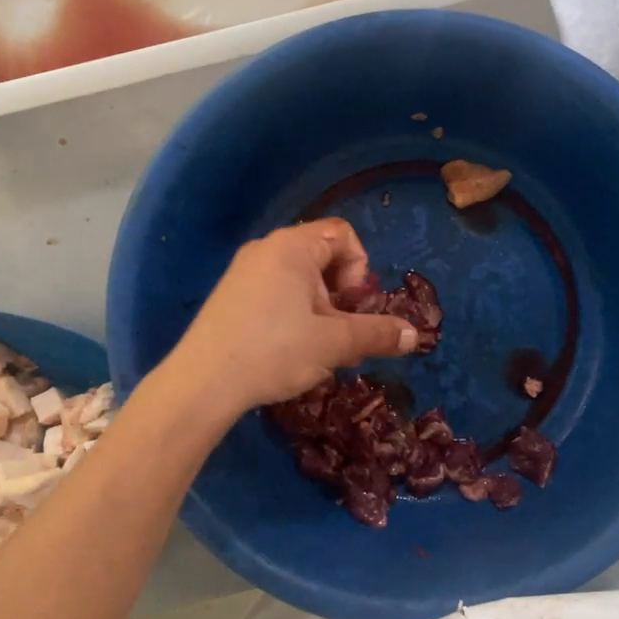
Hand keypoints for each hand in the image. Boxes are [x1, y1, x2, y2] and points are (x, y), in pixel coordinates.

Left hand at [163, 218, 417, 415]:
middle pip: (322, 257)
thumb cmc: (274, 350)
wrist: (203, 383)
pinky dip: (292, 315)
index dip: (359, 269)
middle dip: (341, 296)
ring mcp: (243, 272)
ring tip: (316, 349)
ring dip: (319, 311)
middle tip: (340, 333)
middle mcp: (267, 249)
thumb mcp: (335, 343)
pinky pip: (275, 293)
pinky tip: (287, 352)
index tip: (353, 306)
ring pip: (299, 280)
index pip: (344, 235)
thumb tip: (415, 336)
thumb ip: (377, 334)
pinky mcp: (229, 297)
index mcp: (293, 246)